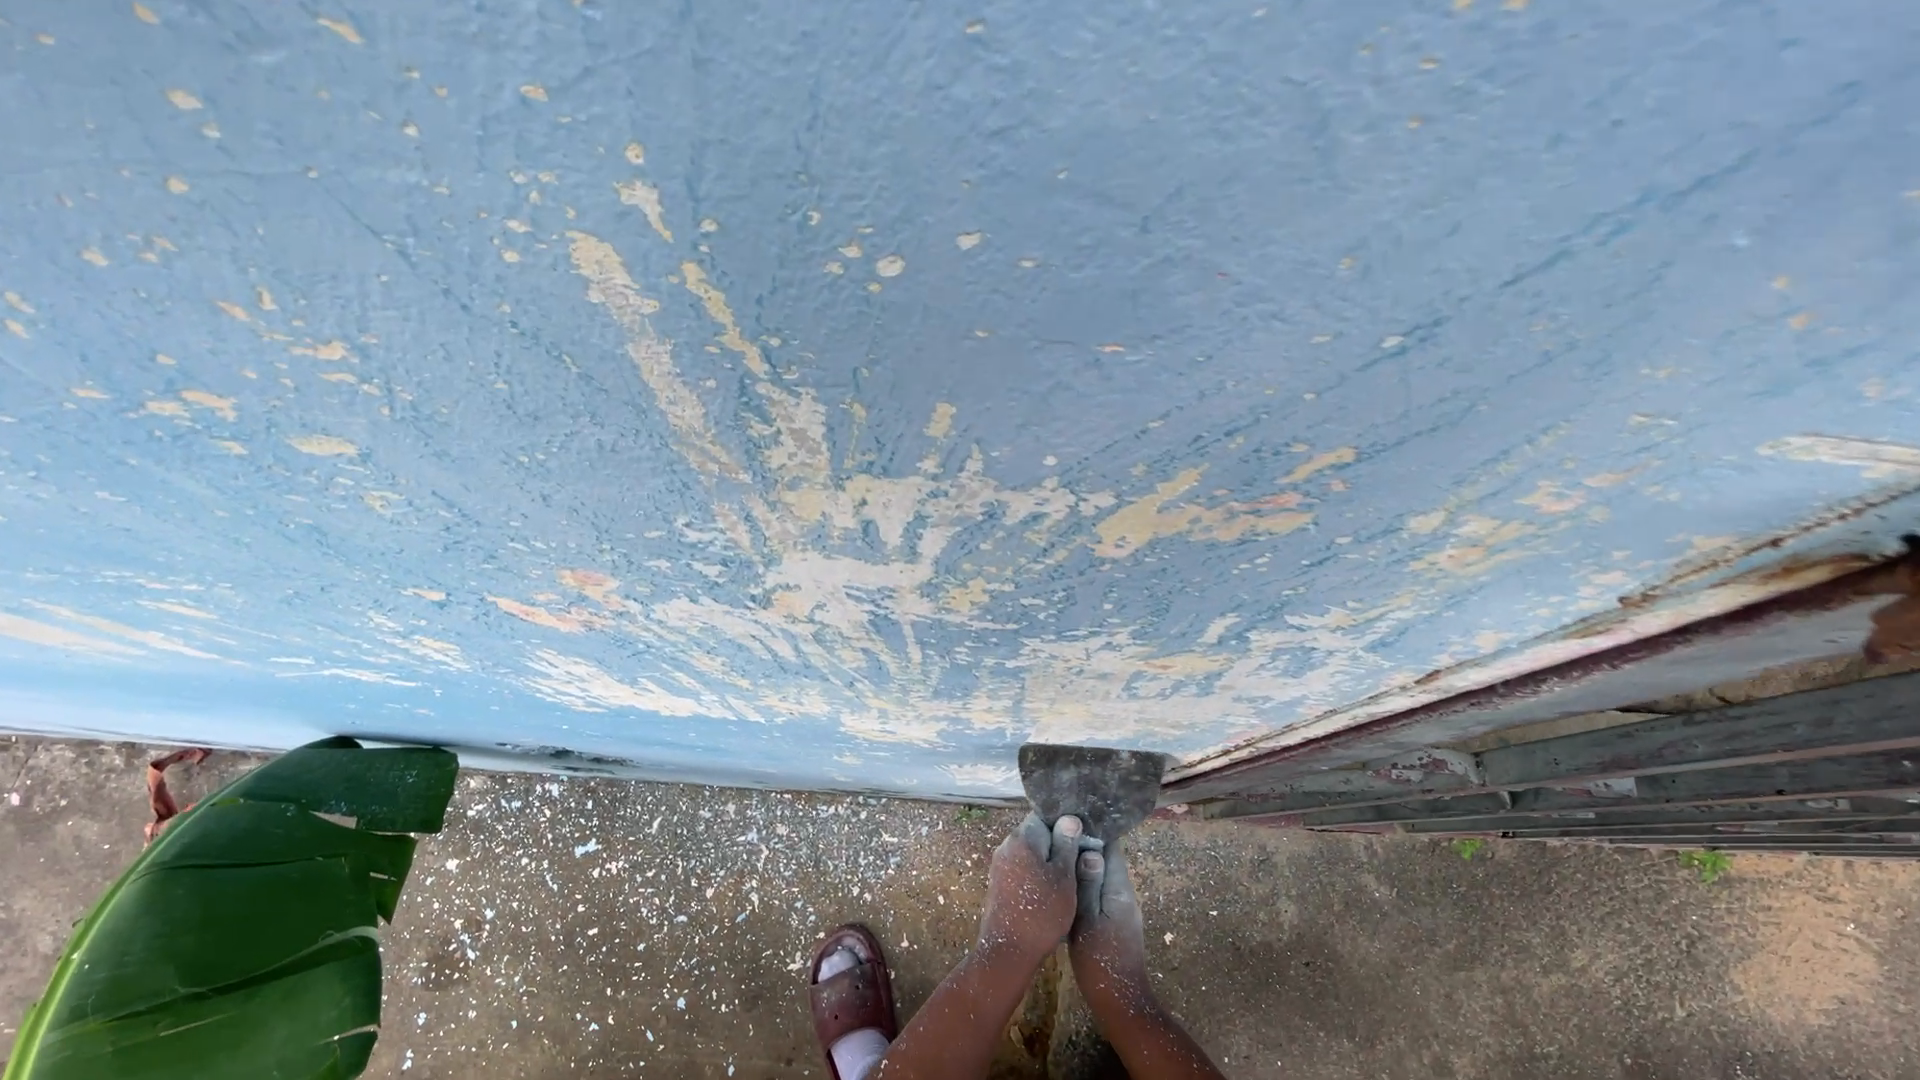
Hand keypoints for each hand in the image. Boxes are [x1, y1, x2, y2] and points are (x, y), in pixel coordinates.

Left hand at [977, 812, 1083, 962]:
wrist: (1008, 951)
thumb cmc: (1041, 913)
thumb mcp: (1063, 877)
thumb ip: (1066, 845)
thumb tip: (1070, 819)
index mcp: (1022, 838)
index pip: (1044, 817)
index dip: (1065, 826)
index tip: (1081, 841)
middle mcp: (1007, 846)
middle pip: (1037, 835)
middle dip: (1057, 846)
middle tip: (1078, 863)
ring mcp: (1000, 865)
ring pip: (1030, 854)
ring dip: (1047, 863)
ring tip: (1068, 881)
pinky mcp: (999, 884)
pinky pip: (1022, 869)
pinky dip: (1036, 876)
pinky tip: (1049, 893)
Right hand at [1069, 841, 1149, 1005]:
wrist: (1119, 1000)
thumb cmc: (1100, 960)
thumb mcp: (1087, 920)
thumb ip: (1089, 885)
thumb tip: (1090, 849)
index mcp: (1119, 889)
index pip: (1111, 848)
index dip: (1094, 830)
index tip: (1070, 818)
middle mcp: (1124, 894)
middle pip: (1106, 859)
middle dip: (1084, 846)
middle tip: (1056, 835)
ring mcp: (1121, 908)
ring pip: (1101, 876)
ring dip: (1083, 866)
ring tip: (1056, 856)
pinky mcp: (1115, 921)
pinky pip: (1100, 891)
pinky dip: (1085, 883)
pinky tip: (1066, 886)